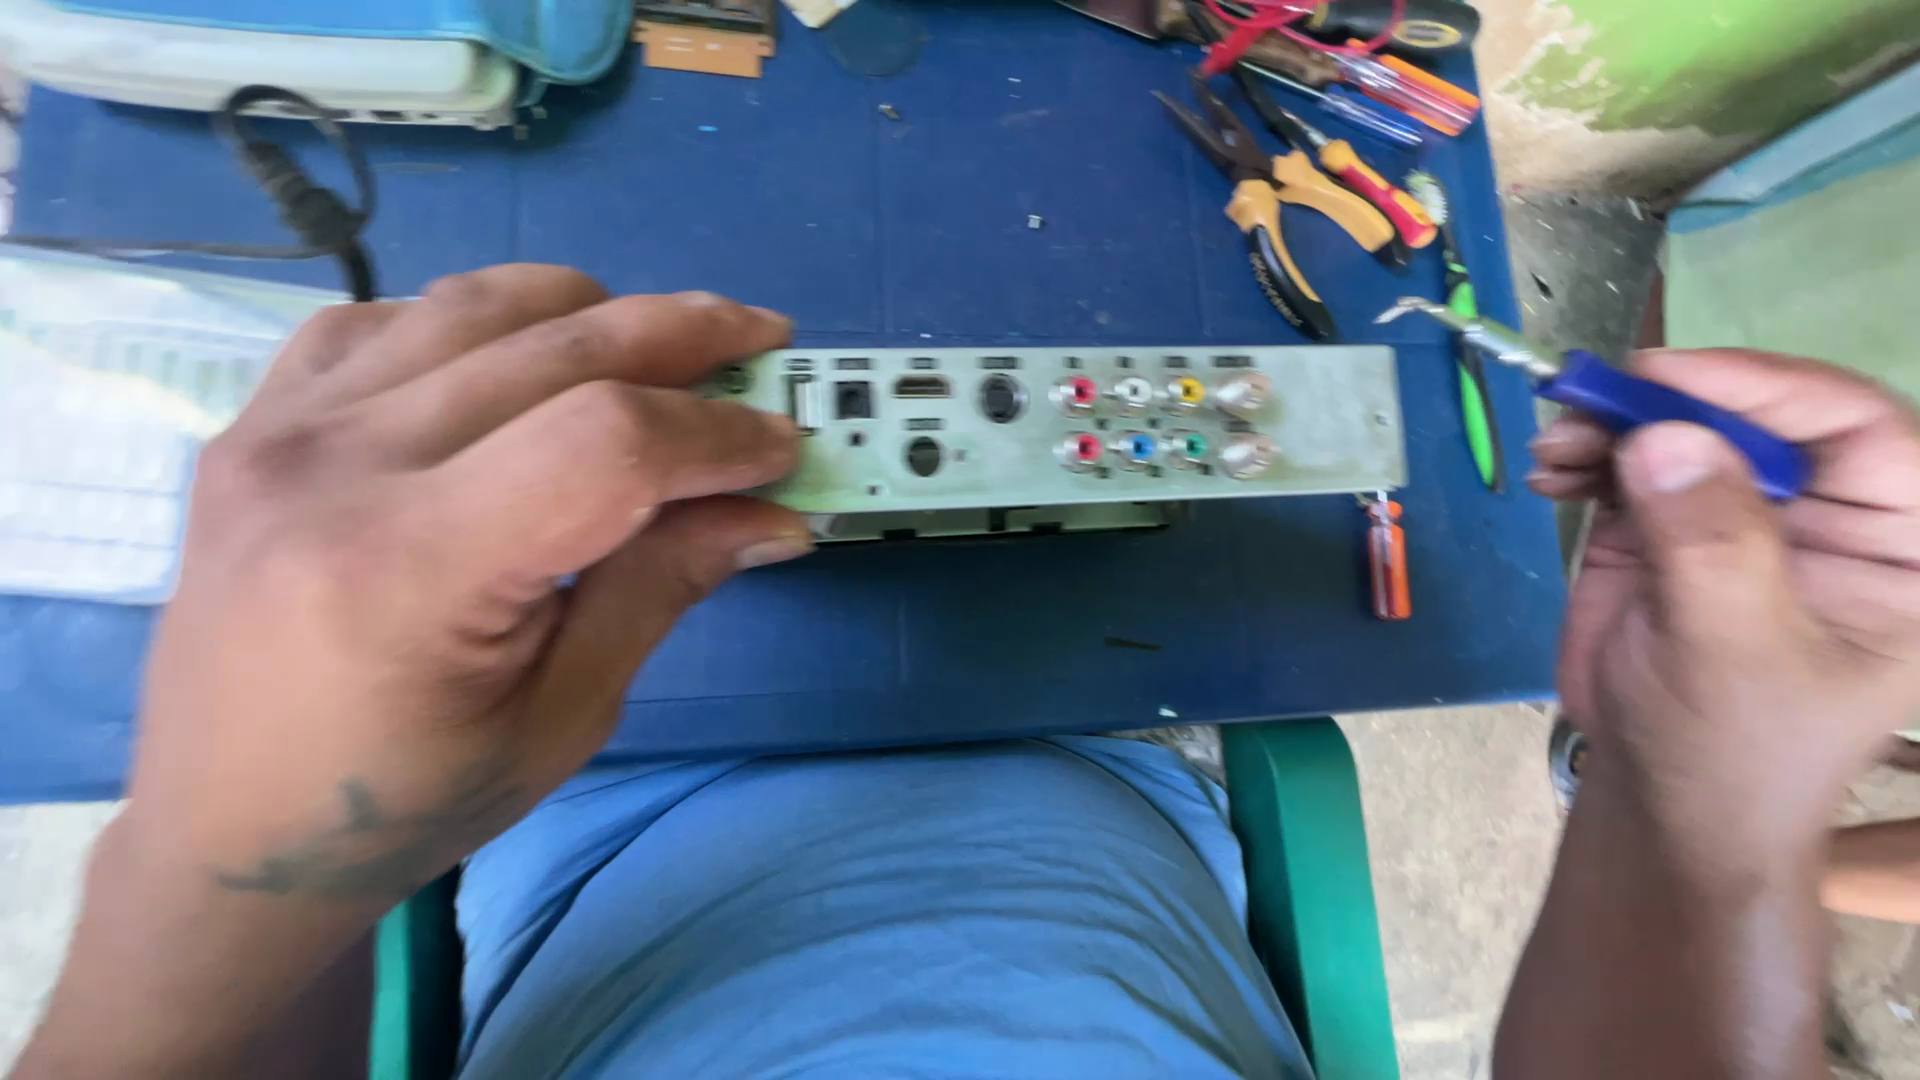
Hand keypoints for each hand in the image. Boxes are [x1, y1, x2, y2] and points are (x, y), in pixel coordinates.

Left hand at [130, 266, 808, 905]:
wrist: (234, 829)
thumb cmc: (420, 795)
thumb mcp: (572, 712)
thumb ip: (667, 586)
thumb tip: (779, 516)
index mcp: (409, 572)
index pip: (606, 446)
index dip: (717, 436)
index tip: (786, 451)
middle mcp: (334, 470)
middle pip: (558, 348)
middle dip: (689, 338)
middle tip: (767, 344)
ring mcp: (283, 427)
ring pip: (484, 306)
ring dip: (604, 311)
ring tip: (671, 344)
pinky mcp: (265, 417)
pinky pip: (402, 317)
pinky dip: (501, 319)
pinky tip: (540, 362)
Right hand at [1529, 349, 1919, 844]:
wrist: (1656, 787)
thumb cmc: (1729, 738)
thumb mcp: (1732, 645)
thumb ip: (1711, 543)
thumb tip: (1662, 437)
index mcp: (1897, 542)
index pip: (1857, 430)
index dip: (1764, 386)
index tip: (1658, 374)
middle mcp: (1818, 516)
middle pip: (1750, 420)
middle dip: (1662, 406)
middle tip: (1580, 409)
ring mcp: (1728, 521)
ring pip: (1675, 437)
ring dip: (1606, 430)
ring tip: (1550, 453)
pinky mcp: (1656, 535)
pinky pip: (1621, 472)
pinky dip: (1579, 462)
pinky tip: (1548, 476)